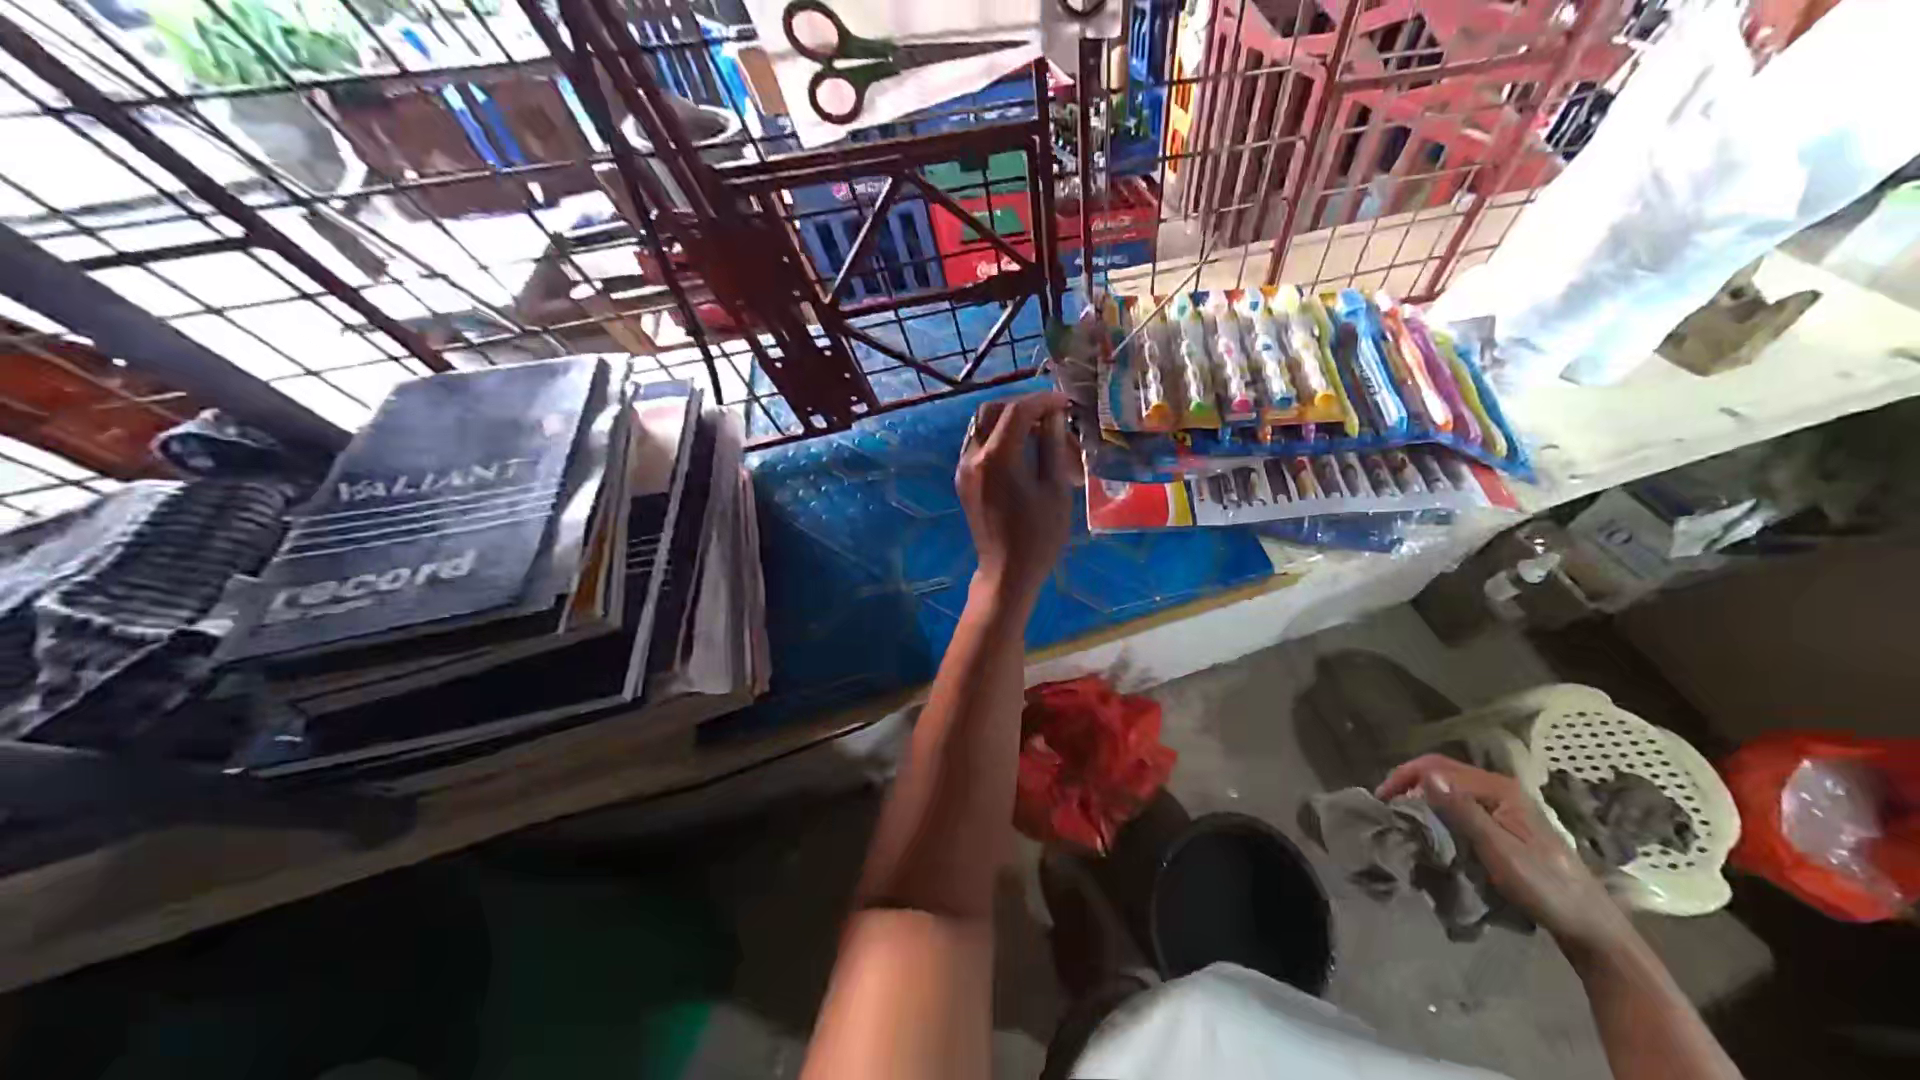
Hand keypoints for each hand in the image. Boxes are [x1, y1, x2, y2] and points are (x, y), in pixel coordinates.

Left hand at [956, 391, 1077, 605]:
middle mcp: (972, 457)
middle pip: (993, 411)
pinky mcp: (963, 480)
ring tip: (1040, 433)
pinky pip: (978, 444)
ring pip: (982, 425)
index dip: (1043, 401)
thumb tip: (1054, 415)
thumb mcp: (1055, 487)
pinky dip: (999, 437)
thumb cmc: (1039, 535)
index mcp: (996, 459)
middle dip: (1023, 406)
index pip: (1017, 411)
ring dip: (1010, 421)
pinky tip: (1022, 451)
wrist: (1007, 571)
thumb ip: (1052, 445)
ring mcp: (963, 468)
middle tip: (1051, 416)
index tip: (1065, 403)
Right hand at [1378, 755, 1633, 953]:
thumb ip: (1463, 811)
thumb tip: (1425, 776)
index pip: (1438, 767)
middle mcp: (1502, 789)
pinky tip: (1432, 825)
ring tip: (1405, 816)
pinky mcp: (1505, 822)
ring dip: (1423, 795)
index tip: (1383, 801)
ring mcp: (1505, 805)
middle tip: (1389, 807)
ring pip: (1452, 787)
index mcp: (1500, 789)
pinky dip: (1439, 807)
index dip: (1405, 777)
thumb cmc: (1545, 888)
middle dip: (1411, 783)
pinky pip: (1462, 802)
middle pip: (1444, 772)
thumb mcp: (1499, 851)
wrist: (1590, 926)